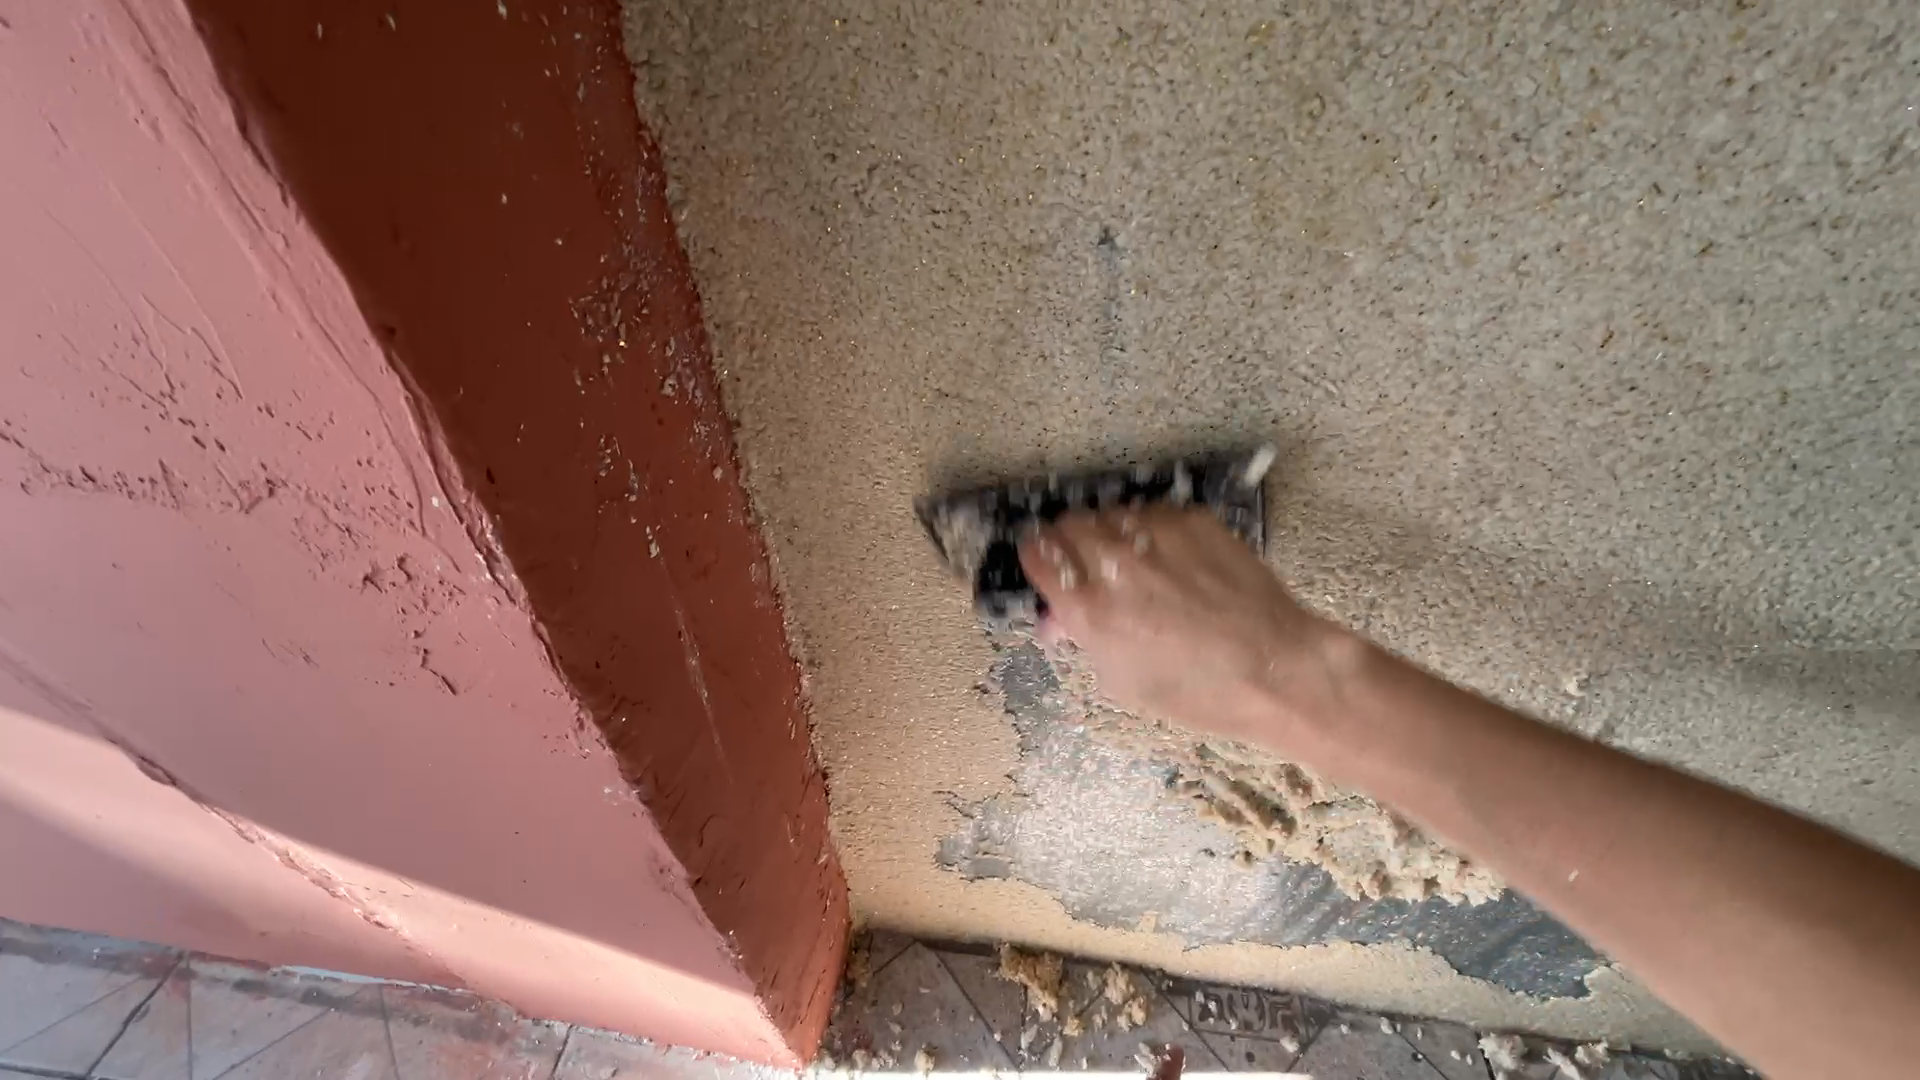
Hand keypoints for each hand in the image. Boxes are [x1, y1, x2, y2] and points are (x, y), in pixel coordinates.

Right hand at [1017, 505, 1337, 745]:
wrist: (1277, 668)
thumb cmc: (1197, 691)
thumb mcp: (1122, 679)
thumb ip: (1081, 636)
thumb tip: (1055, 617)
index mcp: (1089, 609)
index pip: (1036, 553)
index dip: (1037, 558)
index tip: (1044, 562)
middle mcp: (1115, 563)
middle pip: (1067, 525)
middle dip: (1068, 542)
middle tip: (1085, 561)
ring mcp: (1156, 535)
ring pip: (1108, 513)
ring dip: (1108, 533)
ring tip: (1131, 560)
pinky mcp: (1192, 520)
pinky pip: (1152, 513)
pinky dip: (1149, 530)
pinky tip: (1170, 558)